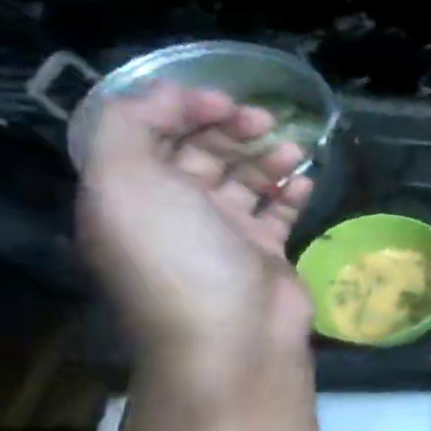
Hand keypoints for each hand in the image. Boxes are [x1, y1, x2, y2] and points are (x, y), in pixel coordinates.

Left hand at [78, 82, 315, 383]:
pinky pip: (277, 212)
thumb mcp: (127, 181)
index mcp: (128, 191)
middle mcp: (171, 208)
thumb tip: (169, 96)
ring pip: (243, 179)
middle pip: (198, 152)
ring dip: (265, 157)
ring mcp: (221, 233)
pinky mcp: (263, 252)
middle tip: (264, 121)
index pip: (147, 132)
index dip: (180, 107)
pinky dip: (290, 192)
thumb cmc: (178, 255)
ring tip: (293, 150)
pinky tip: (304, 181)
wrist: (232, 333)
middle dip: (229, 128)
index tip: (223, 102)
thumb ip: (131, 125)